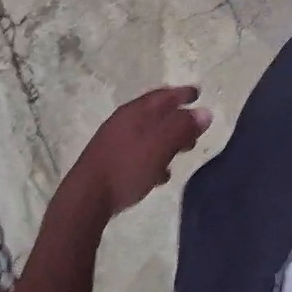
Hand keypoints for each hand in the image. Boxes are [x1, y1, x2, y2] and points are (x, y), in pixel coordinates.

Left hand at [68, 86, 212, 216]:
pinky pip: (138, 154)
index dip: (181, 93)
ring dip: (166, 139)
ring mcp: (114, 142)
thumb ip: (183, 128)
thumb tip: (205, 112)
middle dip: (177, 118)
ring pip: (147, 134)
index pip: (163, 95)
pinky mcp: (109, 164)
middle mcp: (124, 121)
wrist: (86, 198)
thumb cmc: (127, 166)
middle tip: (195, 127)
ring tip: (183, 151)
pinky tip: (161, 174)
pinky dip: (153, 157)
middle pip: (155, 114)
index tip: (198, 93)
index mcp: (136, 111)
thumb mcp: (160, 145)